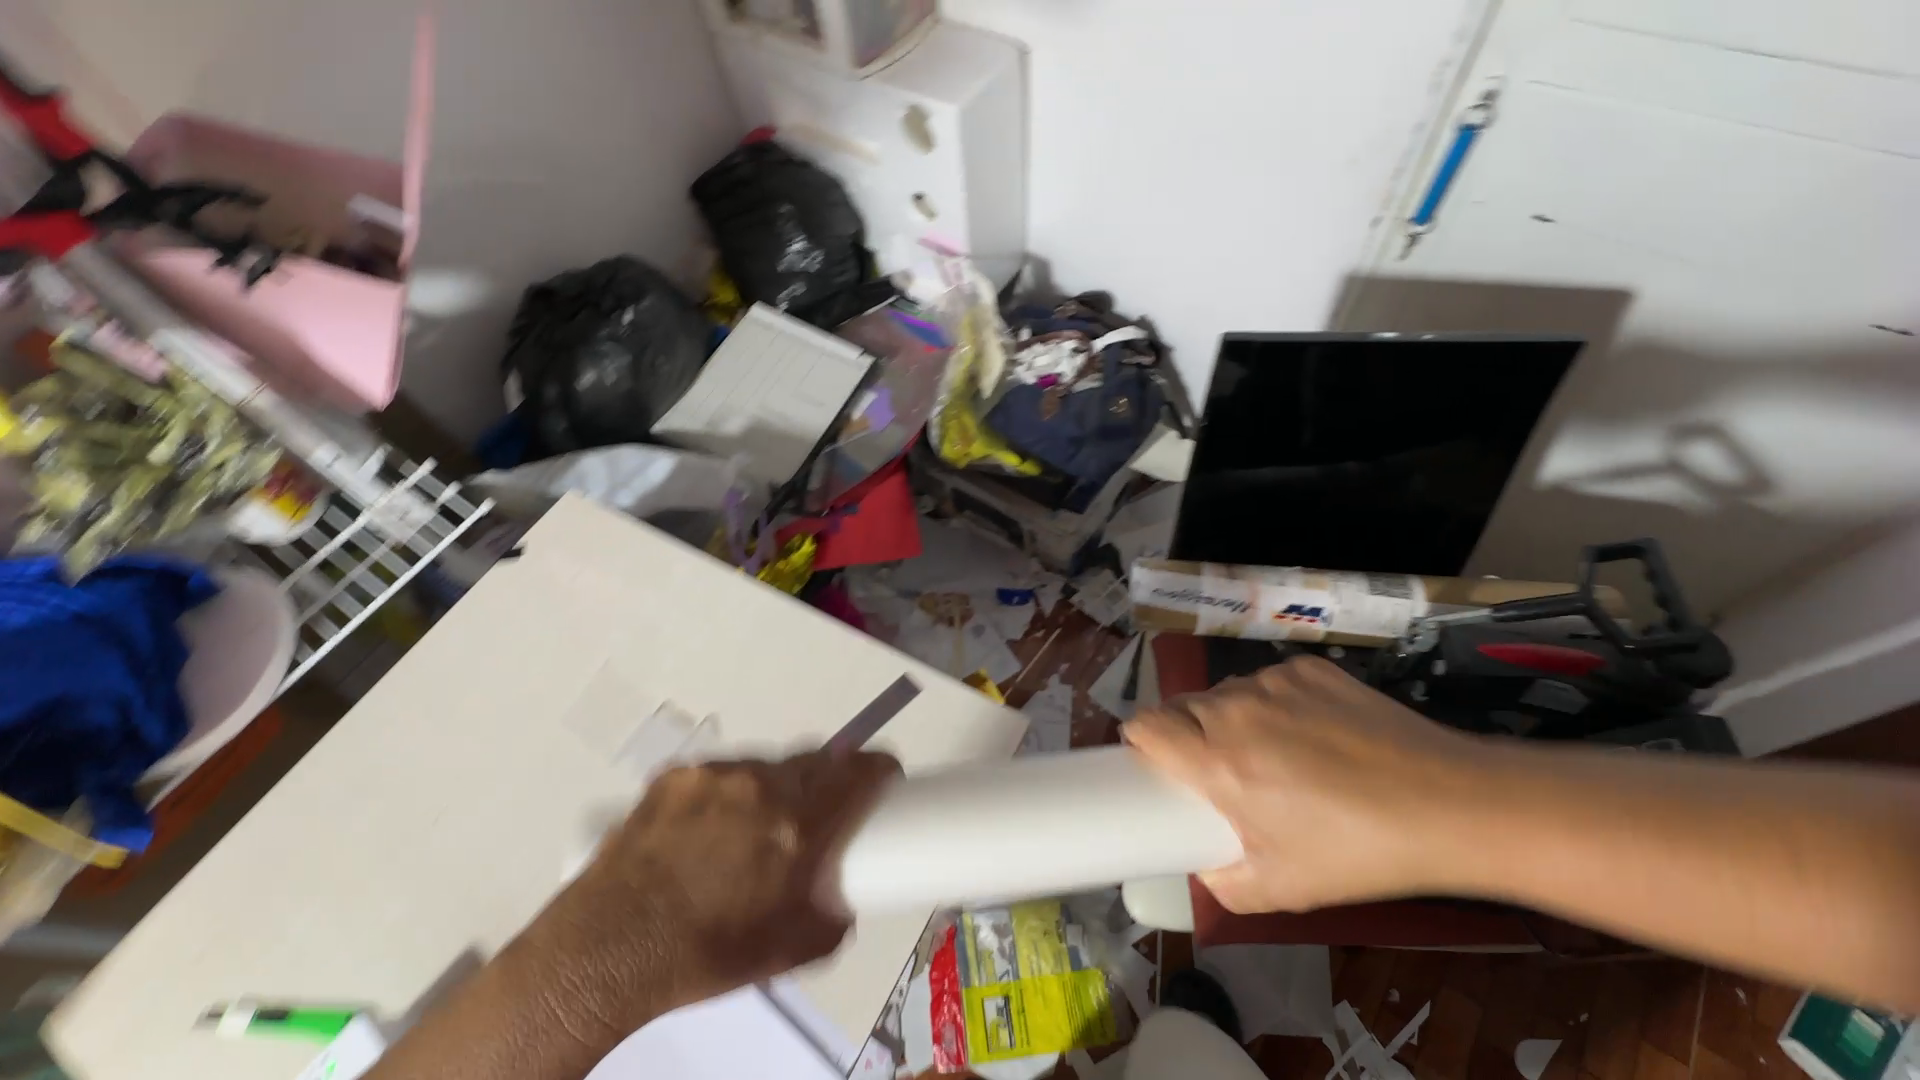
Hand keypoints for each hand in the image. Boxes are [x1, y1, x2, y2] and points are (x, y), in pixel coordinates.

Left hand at [549, 750, 900, 1028]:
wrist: (606, 950)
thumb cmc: (708, 955)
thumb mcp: (791, 952)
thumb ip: (832, 919)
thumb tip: (841, 901)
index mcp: (798, 824)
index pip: (859, 770)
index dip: (881, 769)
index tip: (886, 780)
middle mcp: (761, 785)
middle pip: (816, 759)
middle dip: (831, 778)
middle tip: (823, 811)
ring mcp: (713, 775)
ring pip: (765, 765)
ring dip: (776, 786)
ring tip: (755, 827)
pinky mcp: (673, 776)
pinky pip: (719, 773)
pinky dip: (728, 792)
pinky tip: (708, 828)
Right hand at [1124, 656, 1493, 913]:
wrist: (1451, 805)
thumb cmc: (1357, 853)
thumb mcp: (1280, 890)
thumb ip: (1221, 882)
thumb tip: (1204, 865)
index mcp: (1218, 761)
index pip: (1144, 725)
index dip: (1142, 743)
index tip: (1158, 766)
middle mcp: (1237, 710)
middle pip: (1180, 707)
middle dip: (1186, 735)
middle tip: (1220, 771)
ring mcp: (1276, 682)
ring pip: (1225, 693)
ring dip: (1230, 718)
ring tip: (1275, 754)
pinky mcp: (1312, 669)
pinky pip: (1268, 682)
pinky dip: (1273, 703)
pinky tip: (1313, 733)